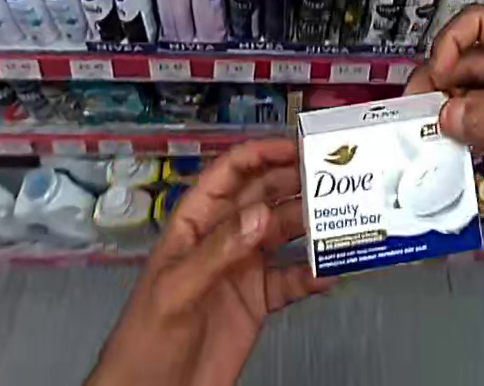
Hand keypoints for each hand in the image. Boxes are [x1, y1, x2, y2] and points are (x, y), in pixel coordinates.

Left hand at [86, 138, 331, 385]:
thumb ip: (219, 251)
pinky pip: (290, 279)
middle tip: (328, 174)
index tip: (295, 146)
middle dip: (293, 180)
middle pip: (263, 194)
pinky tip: (328, 271)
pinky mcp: (257, 301)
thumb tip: (262, 213)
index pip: (231, 171)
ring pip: (282, 231)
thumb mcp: (178, 288)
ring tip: (337, 216)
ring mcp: (242, 267)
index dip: (262, 152)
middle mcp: (224, 235)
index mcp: (197, 220)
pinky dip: (310, 274)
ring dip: (308, 223)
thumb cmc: (146, 338)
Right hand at [408, 6, 483, 276]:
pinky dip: (471, 125)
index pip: (478, 23)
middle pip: (471, 57)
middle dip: (442, 81)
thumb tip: (443, 117)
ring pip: (476, 87)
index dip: (448, 46)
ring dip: (453, 106)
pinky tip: (453, 142)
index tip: (433, 81)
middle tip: (414, 113)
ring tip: (427, 132)